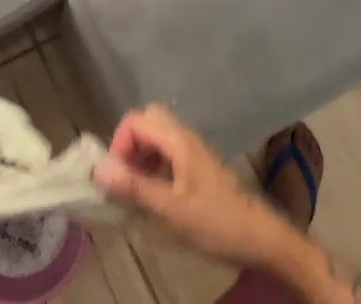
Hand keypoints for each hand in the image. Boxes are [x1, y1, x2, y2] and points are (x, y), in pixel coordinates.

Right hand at [92, 105, 303, 270]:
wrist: (263, 239)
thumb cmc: (216, 222)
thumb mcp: (171, 209)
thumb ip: (134, 188)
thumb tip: (97, 169)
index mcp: (178, 141)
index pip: (135, 121)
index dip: (118, 143)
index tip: (116, 176)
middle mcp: (185, 138)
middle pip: (147, 121)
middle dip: (128, 144)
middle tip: (124, 176)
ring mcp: (195, 151)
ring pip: (158, 136)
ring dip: (141, 155)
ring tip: (137, 188)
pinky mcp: (200, 166)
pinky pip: (168, 151)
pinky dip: (154, 164)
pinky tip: (156, 193)